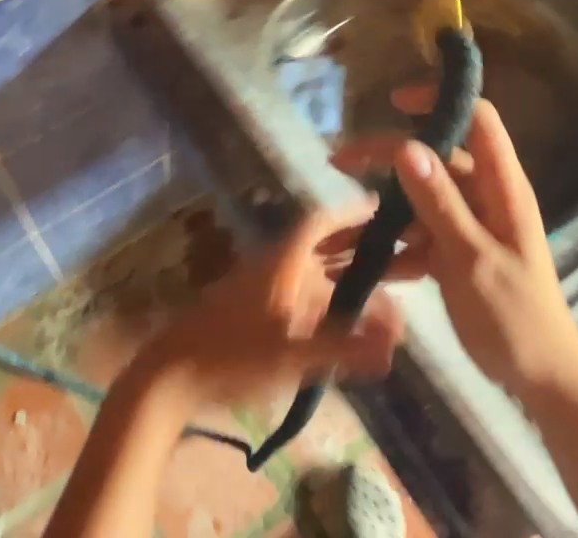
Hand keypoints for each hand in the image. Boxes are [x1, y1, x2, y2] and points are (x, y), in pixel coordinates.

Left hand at [130, 201, 412, 406]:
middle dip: (361, 249)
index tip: (381, 206)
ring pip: (314, 274)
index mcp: (282, 262)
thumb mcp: (291, 355)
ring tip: (389, 291)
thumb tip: (396, 344)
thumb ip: (343, 348)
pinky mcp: (257, 309)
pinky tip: (348, 321)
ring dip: (347, 279)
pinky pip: (302, 295)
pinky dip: (328, 301)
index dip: (351, 213)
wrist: (173, 373)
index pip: (320, 223)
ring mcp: (264, 287)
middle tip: (404, 252)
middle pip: (324, 247)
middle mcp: (275, 266)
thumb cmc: (232, 355)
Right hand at [331, 88, 577, 404]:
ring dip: (375, 216)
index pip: (477, 119)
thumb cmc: (516, 317)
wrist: (541, 381)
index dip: (441, 100)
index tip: (394, 102)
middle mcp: (483, 198)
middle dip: (383, 159)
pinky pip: (414, 239)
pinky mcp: (454, 254)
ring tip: (332, 233)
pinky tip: (353, 267)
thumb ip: (439, 202)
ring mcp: (467, 226)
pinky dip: (387, 250)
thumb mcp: (472, 258)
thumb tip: (406, 146)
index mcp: (500, 187)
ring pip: (414, 202)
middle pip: (430, 159)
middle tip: (336, 161)